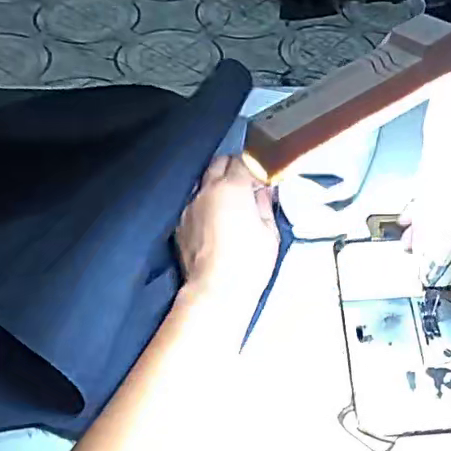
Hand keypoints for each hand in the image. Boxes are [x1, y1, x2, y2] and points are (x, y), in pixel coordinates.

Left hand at [177, 155, 277, 304]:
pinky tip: (214, 220)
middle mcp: (206, 190)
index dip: (258, 167)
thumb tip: (264, 190)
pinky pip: (193, 203)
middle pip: (219, 162)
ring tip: (230, 201)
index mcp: (232, 187)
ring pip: (203, 182)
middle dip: (234, 167)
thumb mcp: (269, 232)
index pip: (245, 161)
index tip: (266, 178)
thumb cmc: (249, 262)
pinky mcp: (180, 224)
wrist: (216, 290)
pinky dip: (205, 204)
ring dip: (217, 184)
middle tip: (248, 183)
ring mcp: (189, 206)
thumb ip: (265, 204)